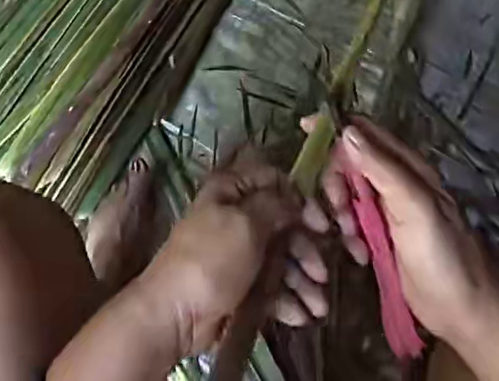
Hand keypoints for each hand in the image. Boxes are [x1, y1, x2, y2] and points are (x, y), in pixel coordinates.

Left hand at [132, 148, 331, 354]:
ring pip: (279, 258)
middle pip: (281, 223)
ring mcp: (237, 252)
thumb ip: (275, 207)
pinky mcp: (239, 285)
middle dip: (305, 248)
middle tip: (322, 273)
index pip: (272, 181)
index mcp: (231, 190)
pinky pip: (271, 287)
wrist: (175, 313)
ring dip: (302, 281)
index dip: (299, 199)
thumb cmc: (212, 258)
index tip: (322, 223)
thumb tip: (295, 199)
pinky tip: (302, 316)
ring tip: (318, 308)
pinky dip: (288, 300)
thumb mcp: (245, 224)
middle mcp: (235, 215)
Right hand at [318, 117, 498, 346]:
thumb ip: (381, 167)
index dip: (334, 126)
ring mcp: (387, 207)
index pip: (363, 130)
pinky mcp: (380, 234)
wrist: (464, 314)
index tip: (304, 128)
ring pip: (346, 191)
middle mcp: (394, 179)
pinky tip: (359, 252)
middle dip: (335, 181)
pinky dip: (348, 232)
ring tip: (353, 238)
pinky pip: (351, 220)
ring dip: (340, 211)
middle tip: (339, 208)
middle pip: (348, 161)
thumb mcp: (413, 206)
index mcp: (405, 164)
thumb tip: (345, 131)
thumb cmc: (442, 254)